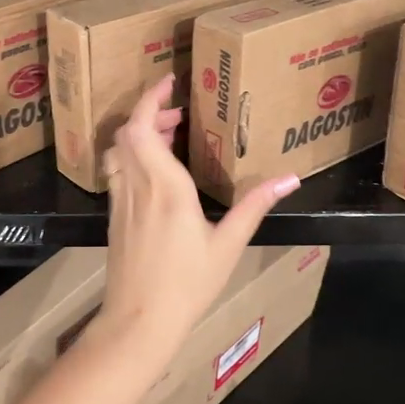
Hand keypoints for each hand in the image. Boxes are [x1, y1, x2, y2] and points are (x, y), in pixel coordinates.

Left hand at [100, 74, 299, 345]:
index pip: (144, 127)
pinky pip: (117, 171)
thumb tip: (290, 179)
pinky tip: (154, 173)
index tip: (168, 83)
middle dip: (150, 113)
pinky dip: (131, 156)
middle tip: (179, 115)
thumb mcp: (228, 245)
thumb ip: (254, 206)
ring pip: (118, 150)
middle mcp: (137, 185)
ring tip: (169, 139)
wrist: (138, 320)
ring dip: (138, 134)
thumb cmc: (187, 284)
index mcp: (165, 187)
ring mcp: (121, 200)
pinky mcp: (114, 216)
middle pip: (128, 132)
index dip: (151, 99)